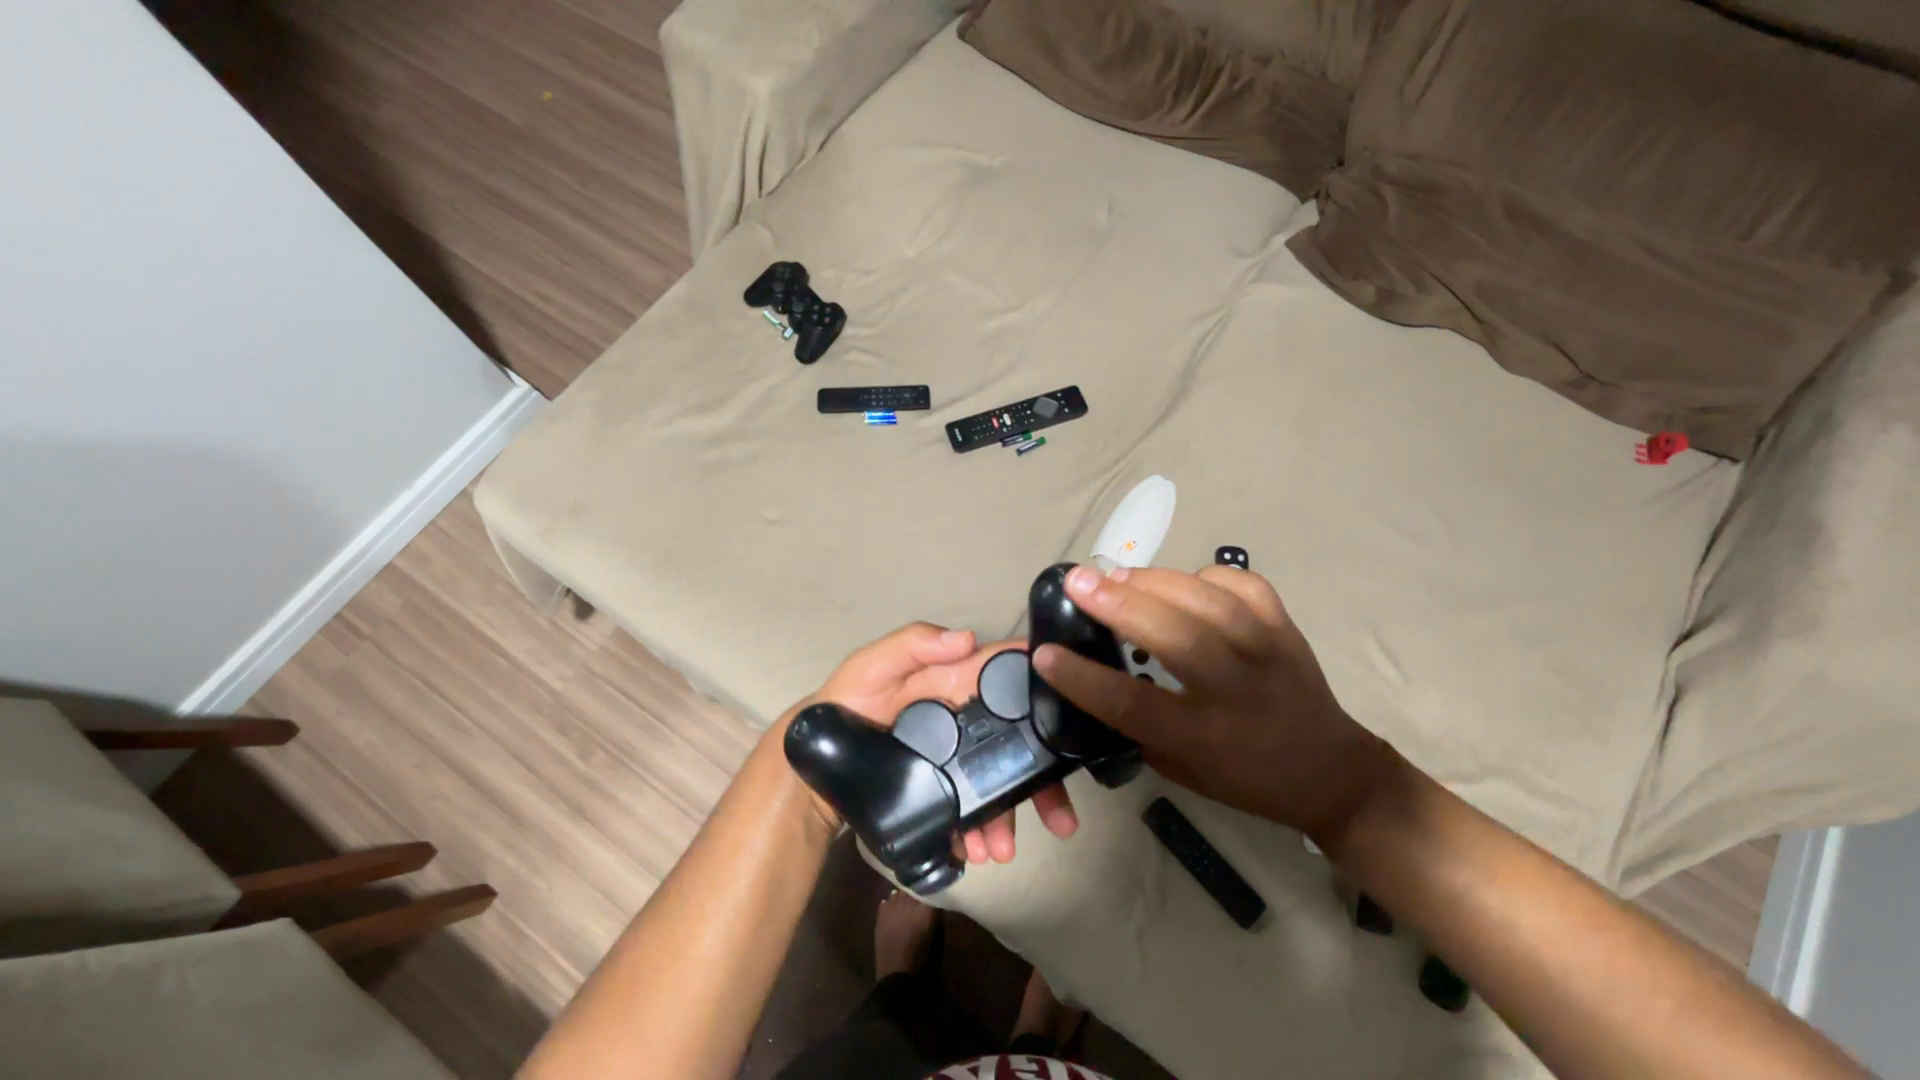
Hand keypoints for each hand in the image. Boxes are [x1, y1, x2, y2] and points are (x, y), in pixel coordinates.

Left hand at [789, 623, 1078, 861]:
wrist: (817, 761)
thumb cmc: (847, 702)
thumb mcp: (872, 666)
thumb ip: (912, 645)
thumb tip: (967, 638)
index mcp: (958, 680)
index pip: (1010, 680)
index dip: (1045, 695)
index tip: (1074, 720)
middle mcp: (967, 719)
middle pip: (1019, 744)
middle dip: (1042, 781)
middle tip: (1059, 819)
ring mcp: (958, 758)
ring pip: (999, 785)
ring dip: (1009, 817)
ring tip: (999, 849)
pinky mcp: (944, 789)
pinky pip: (972, 811)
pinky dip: (979, 832)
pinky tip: (974, 850)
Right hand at [1032, 566, 1399, 844]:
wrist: (1332, 772)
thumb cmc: (1246, 780)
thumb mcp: (1184, 771)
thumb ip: (1142, 728)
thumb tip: (1098, 673)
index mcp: (1204, 739)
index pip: (1132, 704)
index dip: (1083, 678)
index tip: (1045, 654)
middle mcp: (1237, 692)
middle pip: (1175, 638)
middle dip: (1119, 605)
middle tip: (1077, 581)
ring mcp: (1268, 654)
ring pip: (1208, 602)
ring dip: (1154, 581)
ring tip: (1115, 574)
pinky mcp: (1287, 629)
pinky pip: (1243, 586)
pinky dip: (1204, 576)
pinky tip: (1180, 582)